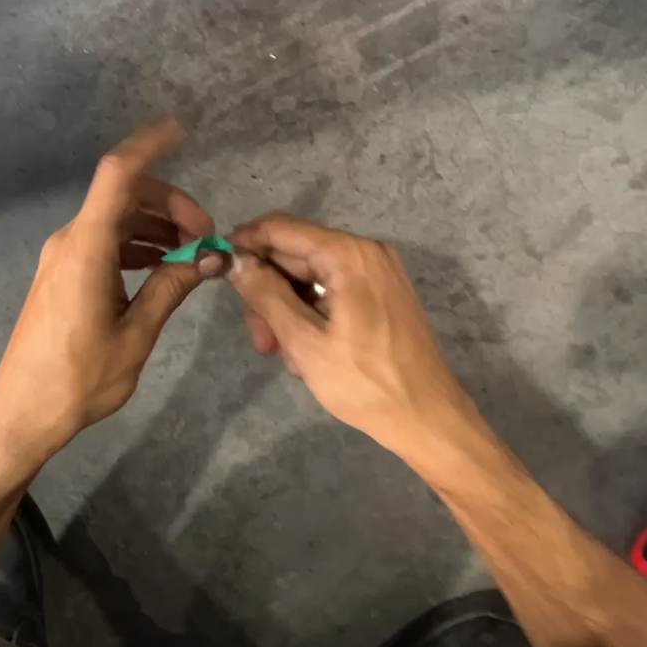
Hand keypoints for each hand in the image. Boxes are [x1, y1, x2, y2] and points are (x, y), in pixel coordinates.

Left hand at [0, 119, 225, 462]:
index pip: (118, 175)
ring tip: (192, 257)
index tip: (183, 130)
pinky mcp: (61, 277)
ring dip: (155, 228)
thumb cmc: (78, 379)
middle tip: (207, 238)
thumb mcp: (136, 335)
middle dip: (170, 205)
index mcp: (86, 248)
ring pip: (115, 221)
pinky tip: (162, 269)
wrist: (22, 413)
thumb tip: (211, 256)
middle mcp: (70, 242)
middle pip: (124, 197)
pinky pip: (103, 244)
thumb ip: (172, 288)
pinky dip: (135, 247)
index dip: (150, 144)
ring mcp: (62, 259)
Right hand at [226, 213, 483, 466]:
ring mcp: (377, 272)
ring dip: (286, 308)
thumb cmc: (364, 382)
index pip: (281, 228)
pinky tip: (304, 350)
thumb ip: (265, 295)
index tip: (219, 268)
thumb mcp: (304, 341)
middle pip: (295, 253)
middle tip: (259, 339)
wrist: (427, 418)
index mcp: (348, 255)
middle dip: (267, 290)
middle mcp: (366, 252)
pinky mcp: (382, 292)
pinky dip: (310, 312)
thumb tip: (233, 261)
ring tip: (282, 354)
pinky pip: (332, 288)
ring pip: (310, 275)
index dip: (244, 243)